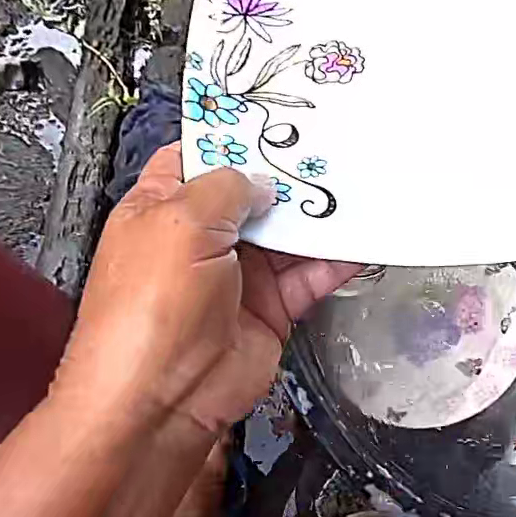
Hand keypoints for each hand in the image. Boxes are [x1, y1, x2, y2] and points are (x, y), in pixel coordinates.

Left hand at [51, 143, 357, 443]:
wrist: (164, 398)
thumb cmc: (152, 305)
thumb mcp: (179, 223)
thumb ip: (225, 190)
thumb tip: (263, 183)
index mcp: (163, 209)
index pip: (199, 158)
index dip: (234, 139)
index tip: (276, 119)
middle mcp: (203, 238)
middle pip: (255, 196)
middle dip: (290, 176)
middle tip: (334, 148)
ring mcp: (241, 275)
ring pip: (289, 235)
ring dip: (320, 217)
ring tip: (358, 187)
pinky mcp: (274, 307)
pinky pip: (311, 275)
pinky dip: (337, 260)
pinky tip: (363, 240)